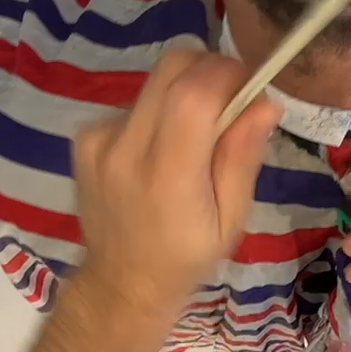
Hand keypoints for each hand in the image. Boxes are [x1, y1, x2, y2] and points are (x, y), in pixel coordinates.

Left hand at [70, 49, 281, 322]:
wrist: (122, 283)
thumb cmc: (186, 258)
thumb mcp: (230, 220)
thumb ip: (242, 159)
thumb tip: (266, 101)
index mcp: (167, 177)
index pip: (195, 91)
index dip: (229, 74)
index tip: (250, 88)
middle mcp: (125, 149)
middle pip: (172, 68)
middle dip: (210, 71)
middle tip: (230, 103)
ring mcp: (98, 140)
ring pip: (154, 84)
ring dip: (184, 96)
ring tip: (193, 141)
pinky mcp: (84, 138)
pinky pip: (133, 104)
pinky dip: (158, 115)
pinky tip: (159, 154)